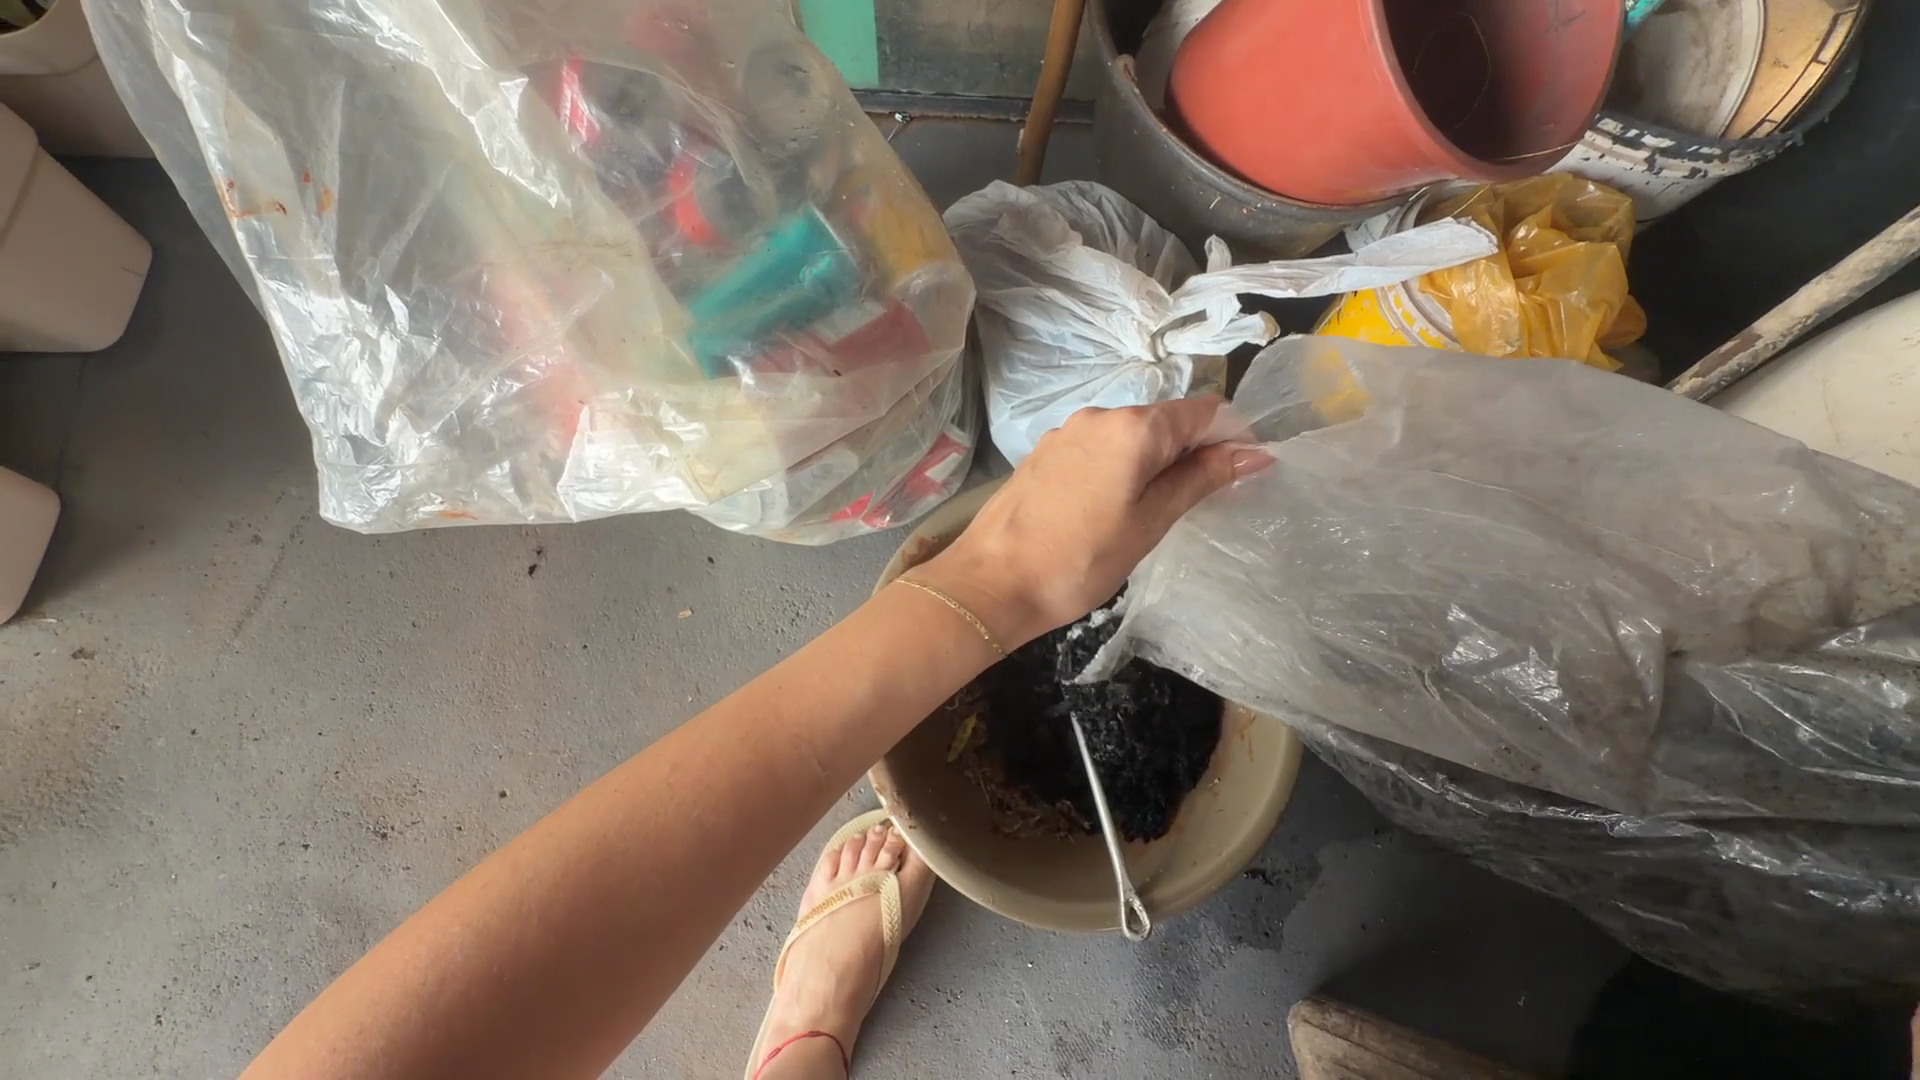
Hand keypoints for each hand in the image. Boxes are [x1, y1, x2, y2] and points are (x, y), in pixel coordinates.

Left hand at [908, 398, 1266, 648]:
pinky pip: (1100, 448)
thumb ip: (1200, 480)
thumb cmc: (1079, 561)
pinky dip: (1122, 466)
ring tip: (1158, 509)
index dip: (1232, 437)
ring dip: (1156, 461)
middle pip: (1166, 420)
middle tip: (1202, 501)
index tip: (1244, 474)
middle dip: (1194, 451)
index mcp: (1132, 427)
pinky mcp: (1045, 452)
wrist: (991, 583)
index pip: (1204, 411)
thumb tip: (1253, 453)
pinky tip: (1115, 504)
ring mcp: (1066, 431)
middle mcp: (1098, 416)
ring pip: (1131, 435)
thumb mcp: (1150, 523)